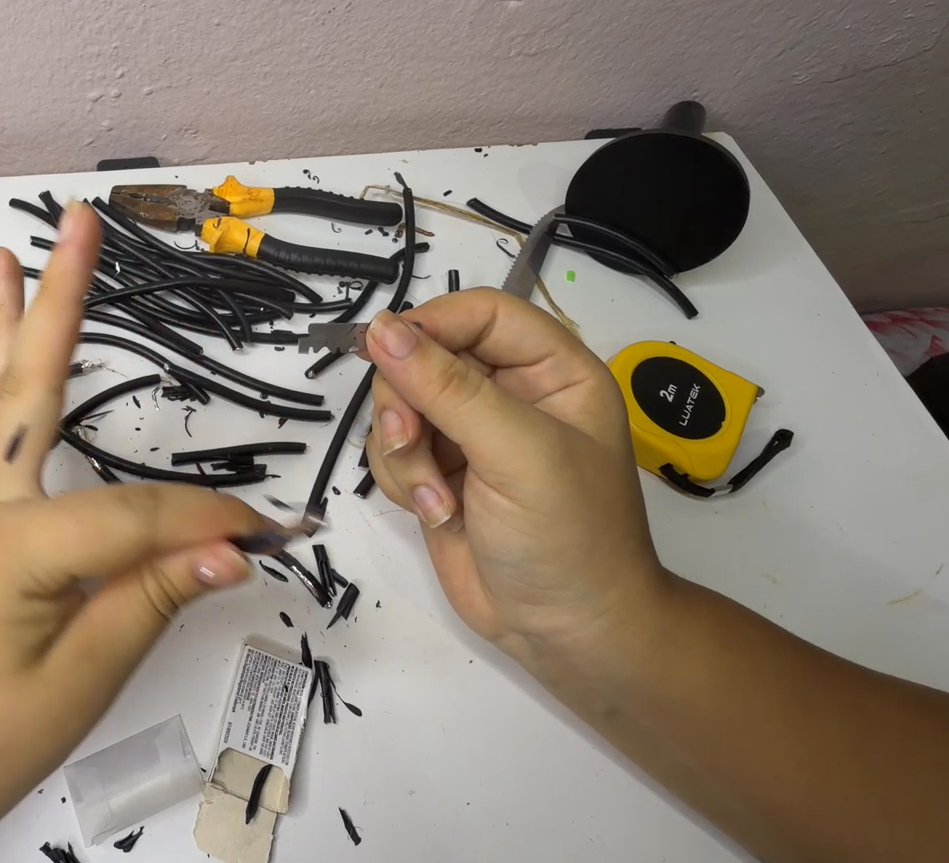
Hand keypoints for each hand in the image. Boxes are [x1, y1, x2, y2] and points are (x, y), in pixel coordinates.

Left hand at [0, 201, 272, 858]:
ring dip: (8, 326)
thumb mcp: (87, 674)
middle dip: (64, 300)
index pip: (133, 514)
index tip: (265, 532)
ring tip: (5, 259)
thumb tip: (233, 545)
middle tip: (79, 227)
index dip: (204, 521)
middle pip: (34, 387)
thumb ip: (154, 594)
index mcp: (15, 544)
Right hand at [360, 291, 664, 672]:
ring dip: (403, 453)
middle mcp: (506, 393)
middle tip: (410, 443)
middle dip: (407, 404)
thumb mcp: (516, 453)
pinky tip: (436, 513)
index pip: (480, 314)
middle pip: (424, 356)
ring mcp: (467, 432)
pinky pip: (390, 448)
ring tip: (436, 500)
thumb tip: (381, 328)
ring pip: (397, 404)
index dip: (432, 325)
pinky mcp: (437, 468)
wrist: (565, 634)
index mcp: (550, 372)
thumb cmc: (567, 537)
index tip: (387, 352)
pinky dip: (400, 479)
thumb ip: (447, 387)